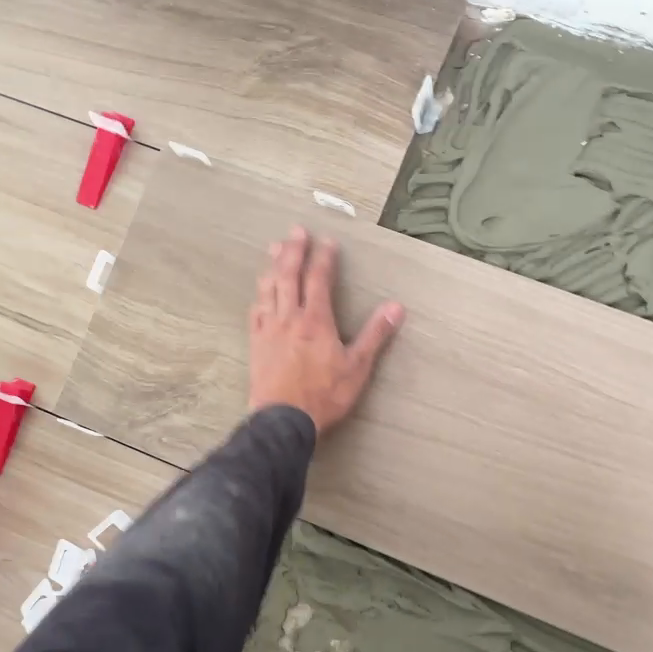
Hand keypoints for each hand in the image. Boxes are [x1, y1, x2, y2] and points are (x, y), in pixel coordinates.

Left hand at [247, 226, 403, 433]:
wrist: (284, 420)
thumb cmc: (324, 396)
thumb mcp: (357, 367)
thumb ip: (375, 335)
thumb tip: (396, 308)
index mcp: (316, 320)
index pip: (319, 279)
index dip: (324, 258)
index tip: (328, 241)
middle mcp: (290, 318)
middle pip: (289, 275)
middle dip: (293, 250)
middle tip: (296, 231)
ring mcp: (269, 330)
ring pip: (269, 288)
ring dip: (273, 265)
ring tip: (275, 249)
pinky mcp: (257, 344)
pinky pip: (256, 311)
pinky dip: (260, 295)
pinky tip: (260, 292)